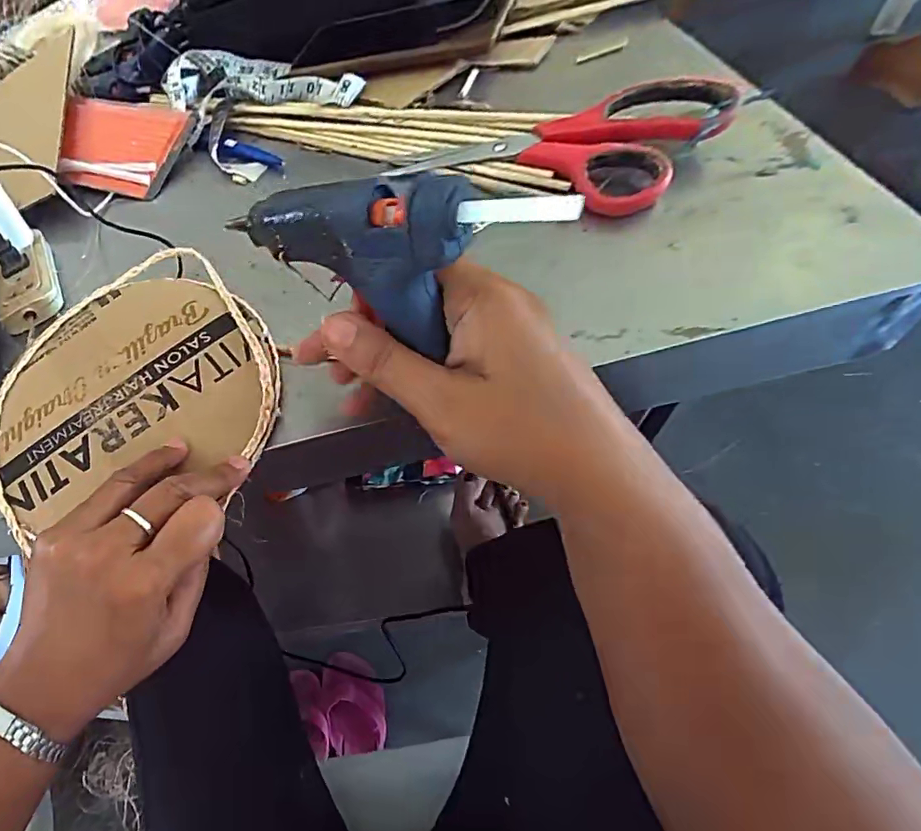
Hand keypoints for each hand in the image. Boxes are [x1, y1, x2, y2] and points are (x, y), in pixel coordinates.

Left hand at [0, 442, 247, 742]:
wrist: (44, 678)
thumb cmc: (115, 664)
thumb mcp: (173, 631)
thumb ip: (194, 575)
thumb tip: (207, 526)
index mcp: (142, 585)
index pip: (194, 518)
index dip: (218, 497)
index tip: (234, 484)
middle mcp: (105, 553)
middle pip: (164, 494)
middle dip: (203, 476)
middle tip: (227, 465)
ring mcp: (71, 539)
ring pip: (124, 485)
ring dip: (157, 463)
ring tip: (179, 448)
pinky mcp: (49, 535)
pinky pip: (95, 501)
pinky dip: (122, 489)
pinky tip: (140, 480)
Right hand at [292, 258, 642, 502]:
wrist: (593, 471)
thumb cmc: (517, 432)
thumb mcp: (438, 399)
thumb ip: (383, 360)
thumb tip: (330, 326)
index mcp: (481, 298)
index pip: (410, 269)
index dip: (362, 296)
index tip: (327, 335)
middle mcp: (495, 302)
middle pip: (414, 300)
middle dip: (366, 334)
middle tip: (328, 373)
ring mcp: (504, 330)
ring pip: (427, 330)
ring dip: (386, 358)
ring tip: (350, 395)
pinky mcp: (507, 356)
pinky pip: (449, 351)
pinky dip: (416, 371)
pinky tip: (386, 402)